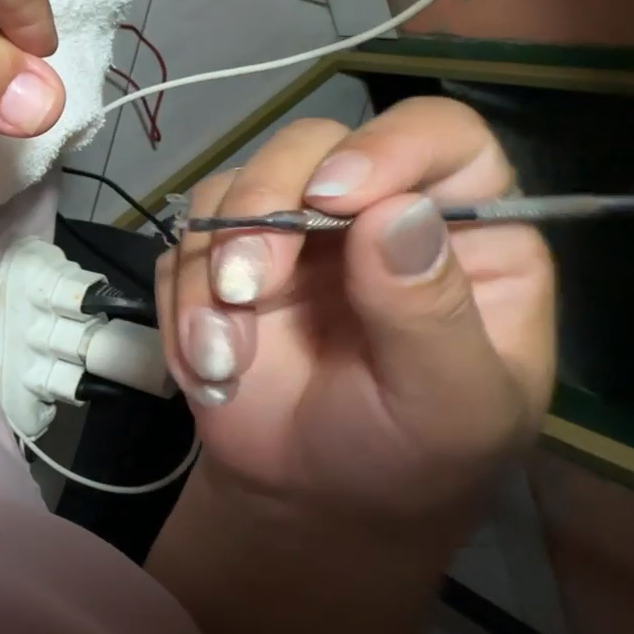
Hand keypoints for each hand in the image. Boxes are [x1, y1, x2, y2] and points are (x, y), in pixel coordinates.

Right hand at [157, 97, 555, 532]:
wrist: (308, 494)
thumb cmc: (408, 456)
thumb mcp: (450, 404)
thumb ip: (428, 312)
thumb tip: (396, 212)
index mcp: (456, 233)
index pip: (433, 138)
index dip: (385, 145)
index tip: (330, 199)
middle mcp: (362, 216)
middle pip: (304, 147)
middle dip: (260, 214)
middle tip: (247, 290)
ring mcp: (280, 235)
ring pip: (225, 192)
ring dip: (208, 272)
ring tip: (222, 357)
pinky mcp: (213, 263)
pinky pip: (177, 248)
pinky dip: (181, 304)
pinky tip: (209, 365)